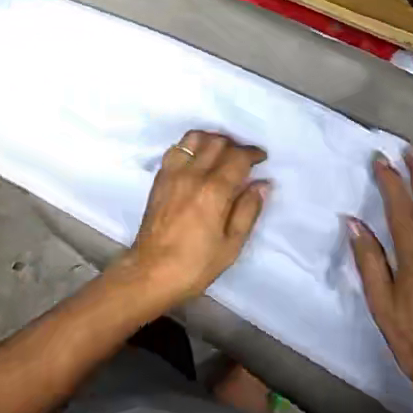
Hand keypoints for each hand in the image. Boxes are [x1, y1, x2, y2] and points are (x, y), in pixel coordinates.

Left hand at [117, 130, 270, 306]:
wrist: (150, 273)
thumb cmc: (195, 264)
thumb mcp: (231, 245)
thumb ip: (248, 210)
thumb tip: (262, 184)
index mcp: (214, 191)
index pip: (238, 157)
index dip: (253, 153)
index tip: (261, 158)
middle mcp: (193, 174)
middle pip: (218, 142)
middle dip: (236, 145)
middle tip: (244, 158)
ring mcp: (173, 173)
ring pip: (195, 138)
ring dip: (212, 139)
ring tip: (221, 152)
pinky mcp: (160, 178)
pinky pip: (177, 148)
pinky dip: (191, 146)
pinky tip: (198, 159)